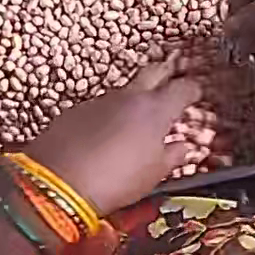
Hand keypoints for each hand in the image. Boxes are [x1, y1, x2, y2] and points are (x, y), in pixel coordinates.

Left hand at [24, 58, 201, 216]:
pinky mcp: (75, 111)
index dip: (192, 91)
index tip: (196, 94)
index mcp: (156, 110)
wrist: (59, 181)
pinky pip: (99, 107)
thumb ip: (172, 156)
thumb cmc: (114, 180)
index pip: (183, 89)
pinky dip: (108, 115)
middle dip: (165, 76)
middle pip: (153, 73)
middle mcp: (128, 97)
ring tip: (138, 116)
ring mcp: (99, 101)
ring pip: (124, 91)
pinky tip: (107, 132)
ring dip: (134, 99)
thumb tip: (182, 148)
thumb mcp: (154, 174)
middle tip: (172, 84)